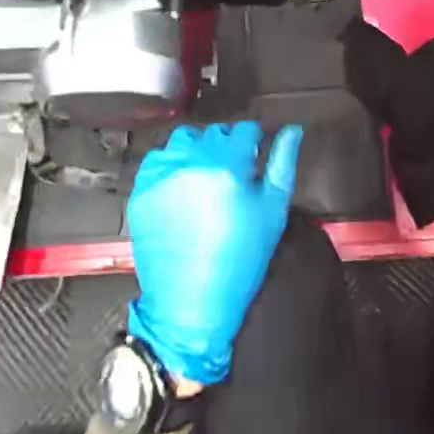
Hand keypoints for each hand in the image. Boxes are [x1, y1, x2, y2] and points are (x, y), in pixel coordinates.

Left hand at [125, 121, 304, 384]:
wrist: (191, 303)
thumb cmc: (240, 261)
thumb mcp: (273, 211)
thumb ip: (282, 163)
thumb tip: (293, 131)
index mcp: (228, 165)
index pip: (244, 130)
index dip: (253, 141)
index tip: (254, 155)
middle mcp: (191, 162)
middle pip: (213, 133)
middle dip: (225, 146)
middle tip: (232, 175)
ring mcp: (161, 175)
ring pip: (182, 141)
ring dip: (197, 151)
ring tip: (206, 180)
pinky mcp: (140, 190)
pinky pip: (158, 162)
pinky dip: (172, 168)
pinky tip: (183, 192)